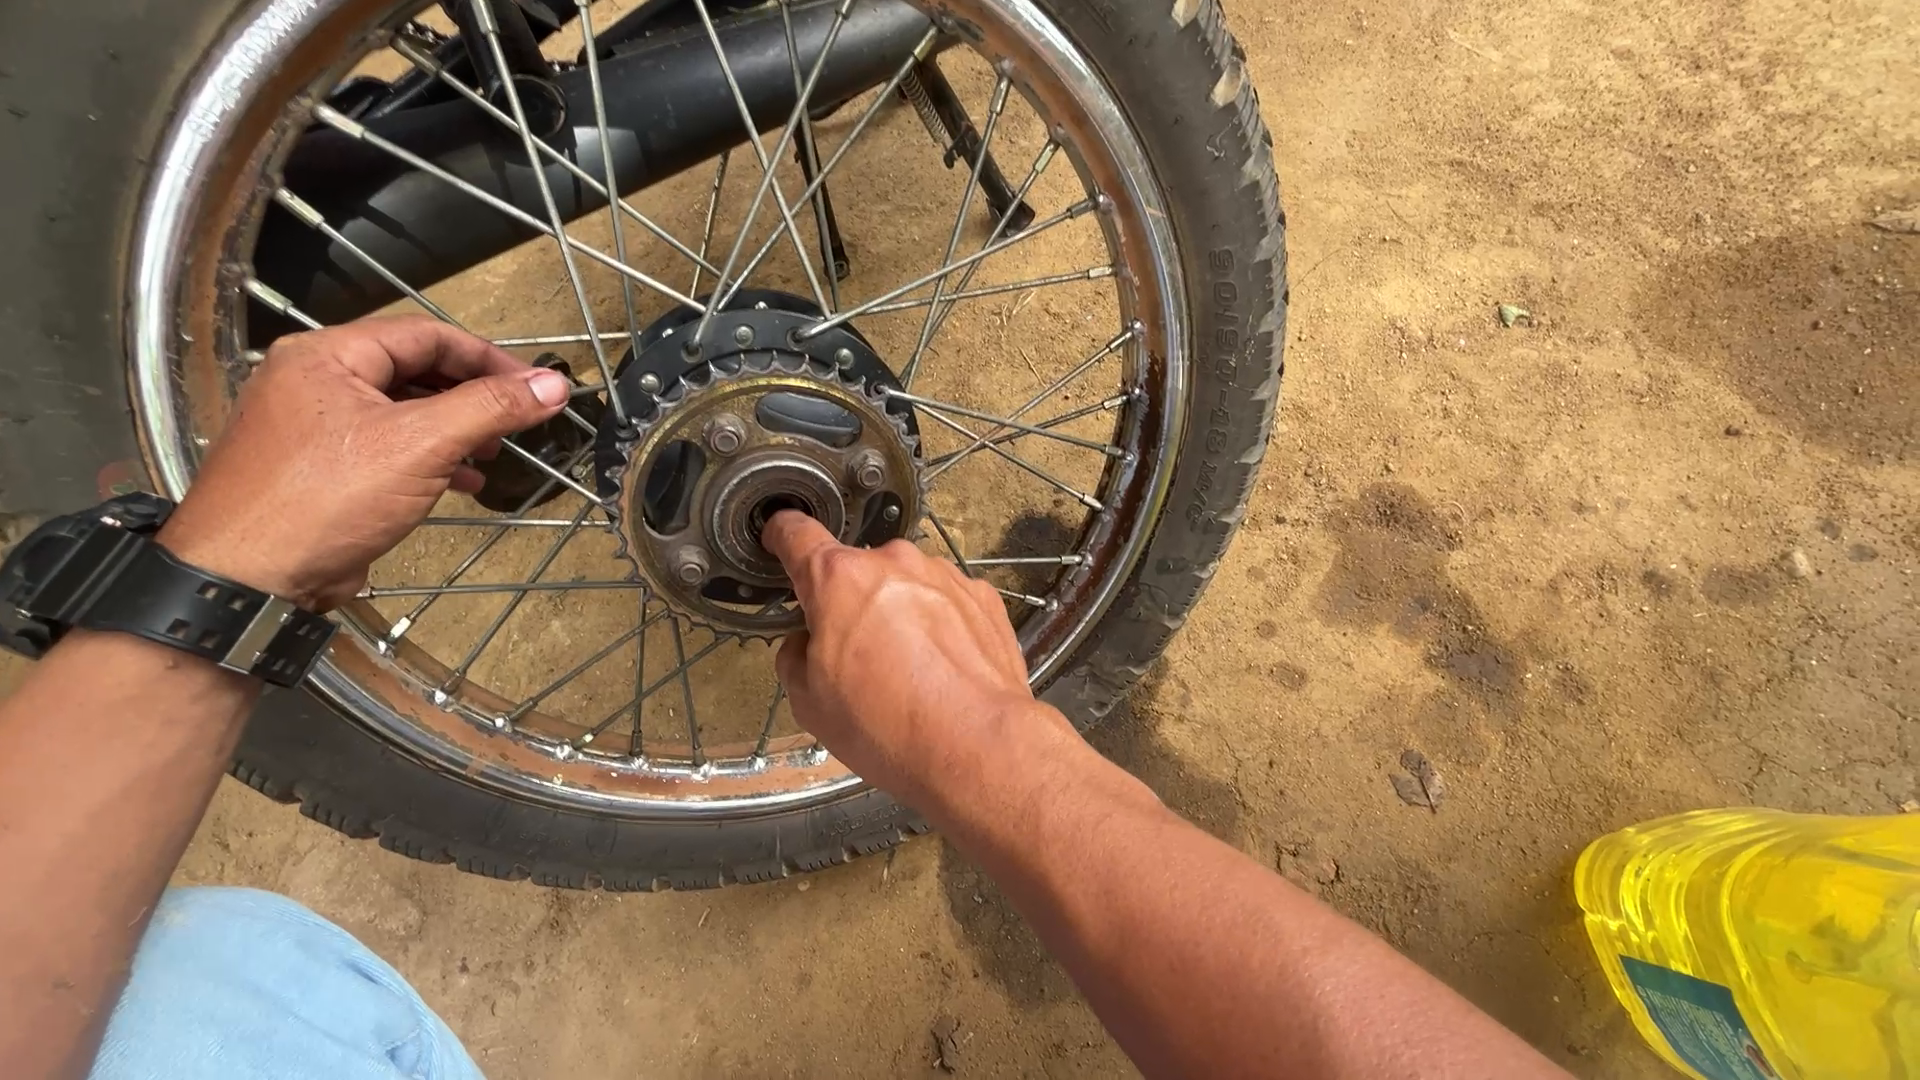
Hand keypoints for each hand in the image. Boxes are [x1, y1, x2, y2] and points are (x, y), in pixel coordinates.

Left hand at [157, 316, 571, 609]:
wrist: (248, 577)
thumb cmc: (328, 497)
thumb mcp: (422, 444)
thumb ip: (491, 408)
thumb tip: (554, 385)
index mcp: (328, 357)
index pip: (427, 335)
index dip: (489, 357)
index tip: (536, 385)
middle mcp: (317, 381)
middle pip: (417, 370)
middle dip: (475, 395)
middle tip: (519, 419)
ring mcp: (317, 425)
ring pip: (407, 410)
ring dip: (458, 427)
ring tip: (495, 452)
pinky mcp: (324, 466)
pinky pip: (391, 445)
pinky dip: (433, 456)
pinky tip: (461, 479)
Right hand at [763, 511, 1059, 811]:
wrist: (976, 745)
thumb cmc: (889, 726)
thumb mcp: (809, 703)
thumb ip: (795, 656)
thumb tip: (804, 643)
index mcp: (839, 580)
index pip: (797, 535)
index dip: (782, 535)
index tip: (780, 538)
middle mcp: (893, 563)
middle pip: (857, 571)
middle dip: (850, 602)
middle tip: (856, 654)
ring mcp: (942, 575)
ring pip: (904, 584)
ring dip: (898, 612)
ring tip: (908, 670)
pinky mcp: (980, 595)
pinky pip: (945, 600)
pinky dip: (939, 623)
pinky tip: (942, 666)